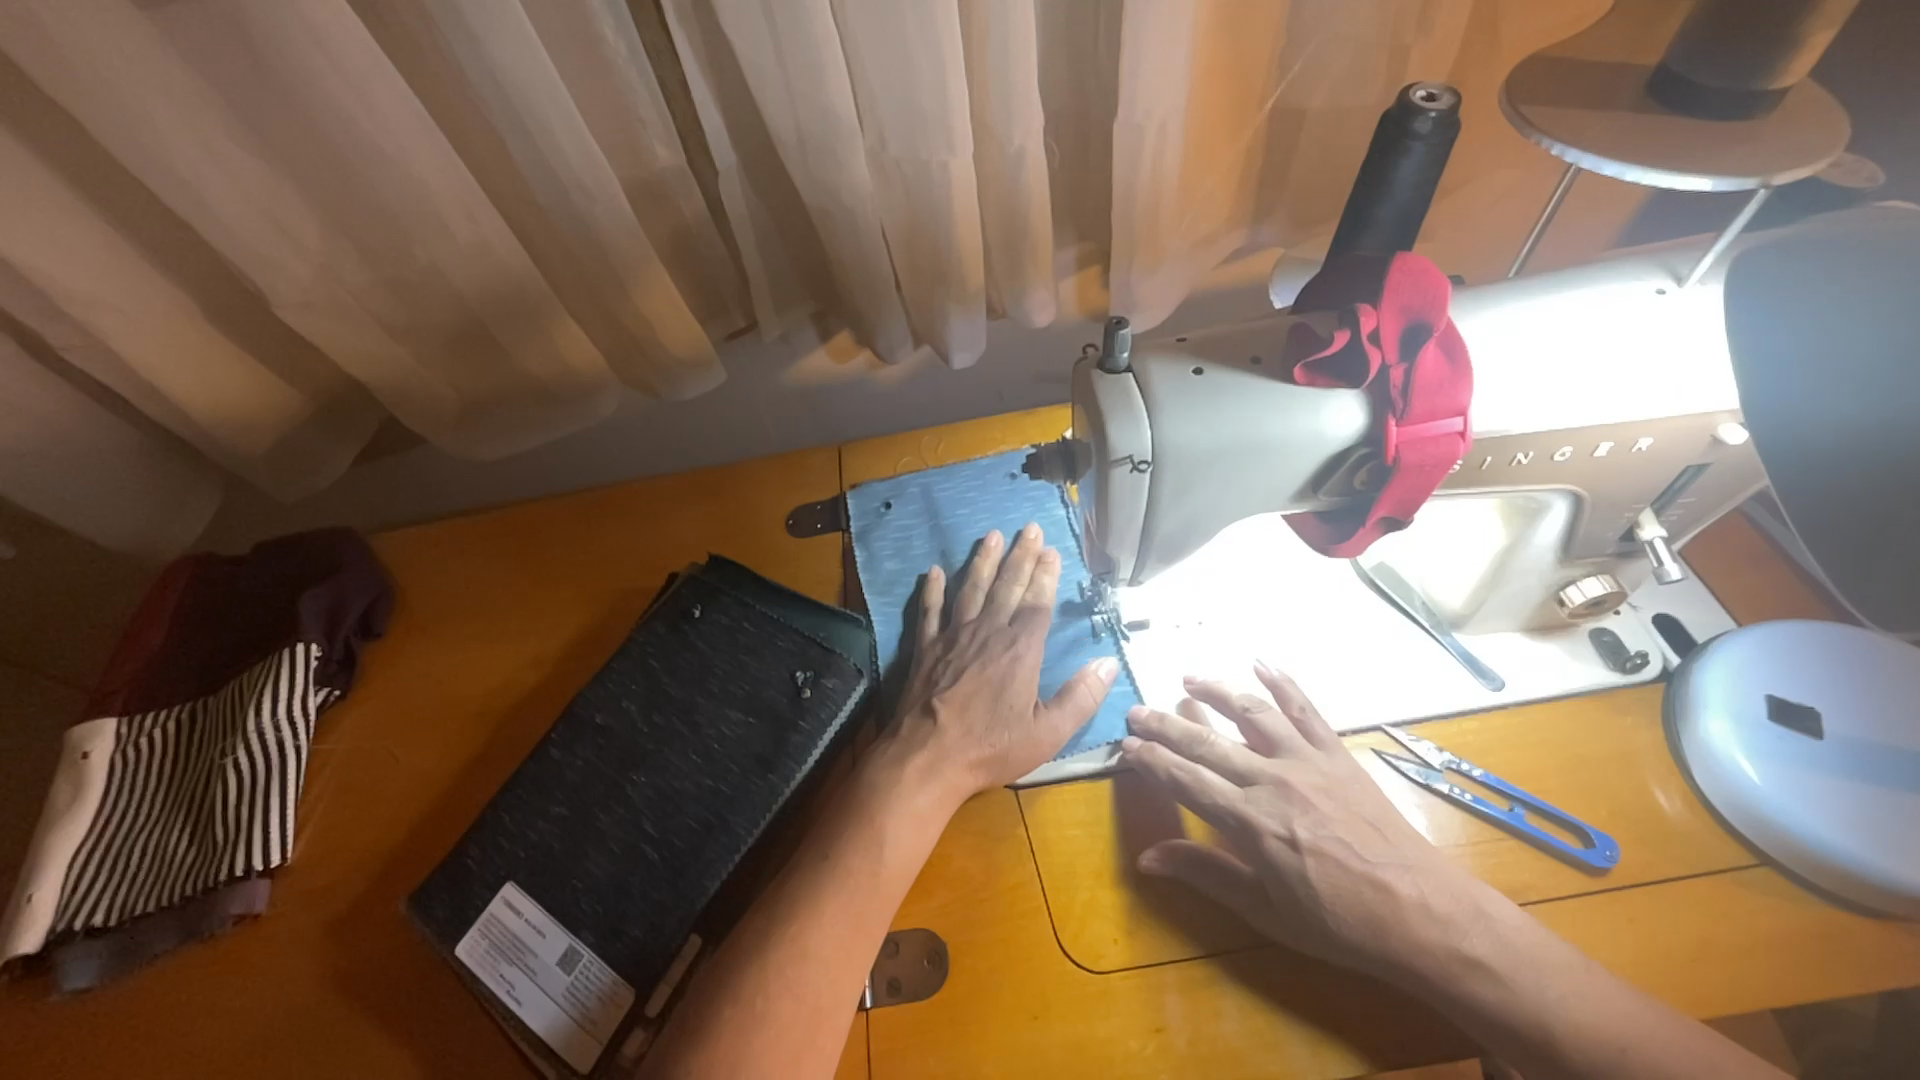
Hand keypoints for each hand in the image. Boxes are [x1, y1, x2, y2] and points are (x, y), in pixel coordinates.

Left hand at [882, 524, 1119, 806]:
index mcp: (1021, 650)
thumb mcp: (1047, 733)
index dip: (1046, 575)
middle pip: (1007, 586)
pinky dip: (932, 590)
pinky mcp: (925, 648)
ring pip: (970, 589)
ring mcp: (953, 637)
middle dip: (1020, 556)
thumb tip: (1109, 663)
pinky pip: (929, 611)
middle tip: (1029, 528)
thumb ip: (1080, 697)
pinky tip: (934, 571)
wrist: (927, 757)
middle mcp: (988, 632)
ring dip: (982, 561)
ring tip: (991, 535)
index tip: (1052, 550)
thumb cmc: (990, 749)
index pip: (1037, 603)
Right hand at [1120, 665, 1499, 980]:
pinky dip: (1283, 683)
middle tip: (1136, 710)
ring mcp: (1307, 761)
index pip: (1185, 780)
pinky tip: (1262, 663)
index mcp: (1249, 822)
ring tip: (1187, 678)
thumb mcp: (1265, 911)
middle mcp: (1272, 780)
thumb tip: (1147, 858)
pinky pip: (1306, 710)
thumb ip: (1205, 874)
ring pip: (1251, 713)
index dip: (1151, 761)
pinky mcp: (1337, 755)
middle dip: (1166, 724)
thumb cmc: (1338, 923)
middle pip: (1207, 742)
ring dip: (1216, 691)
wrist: (1422, 912)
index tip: (1125, 746)